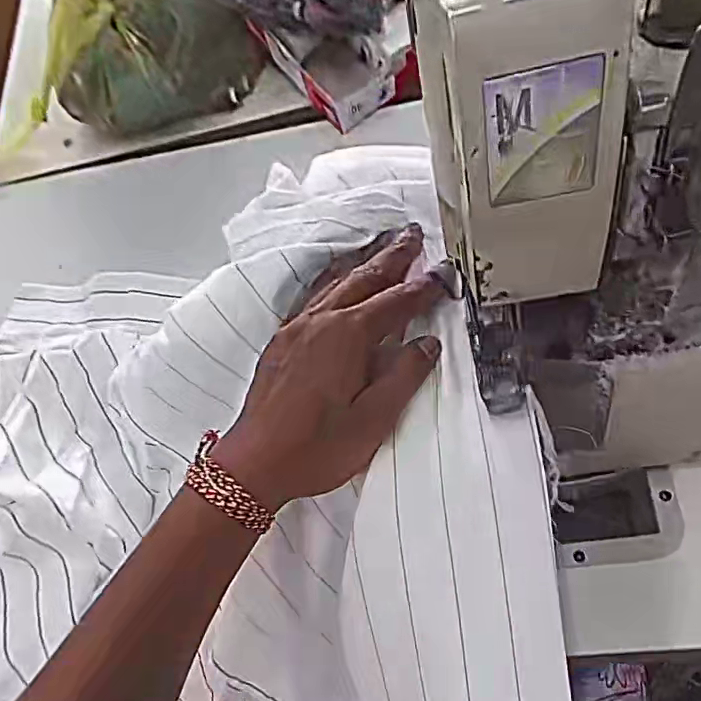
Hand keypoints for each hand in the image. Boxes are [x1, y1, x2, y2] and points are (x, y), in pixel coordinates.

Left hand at [211, 222, 450, 509]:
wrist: (255, 464)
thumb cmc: (315, 449)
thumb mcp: (374, 419)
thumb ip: (403, 378)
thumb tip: (426, 347)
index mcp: (346, 338)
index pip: (395, 303)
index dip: (424, 288)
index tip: (445, 274)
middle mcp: (318, 324)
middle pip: (362, 280)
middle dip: (391, 257)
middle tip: (412, 236)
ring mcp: (295, 332)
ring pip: (334, 285)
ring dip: (362, 264)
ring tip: (380, 249)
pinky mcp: (281, 345)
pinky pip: (312, 299)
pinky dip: (334, 283)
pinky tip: (337, 288)